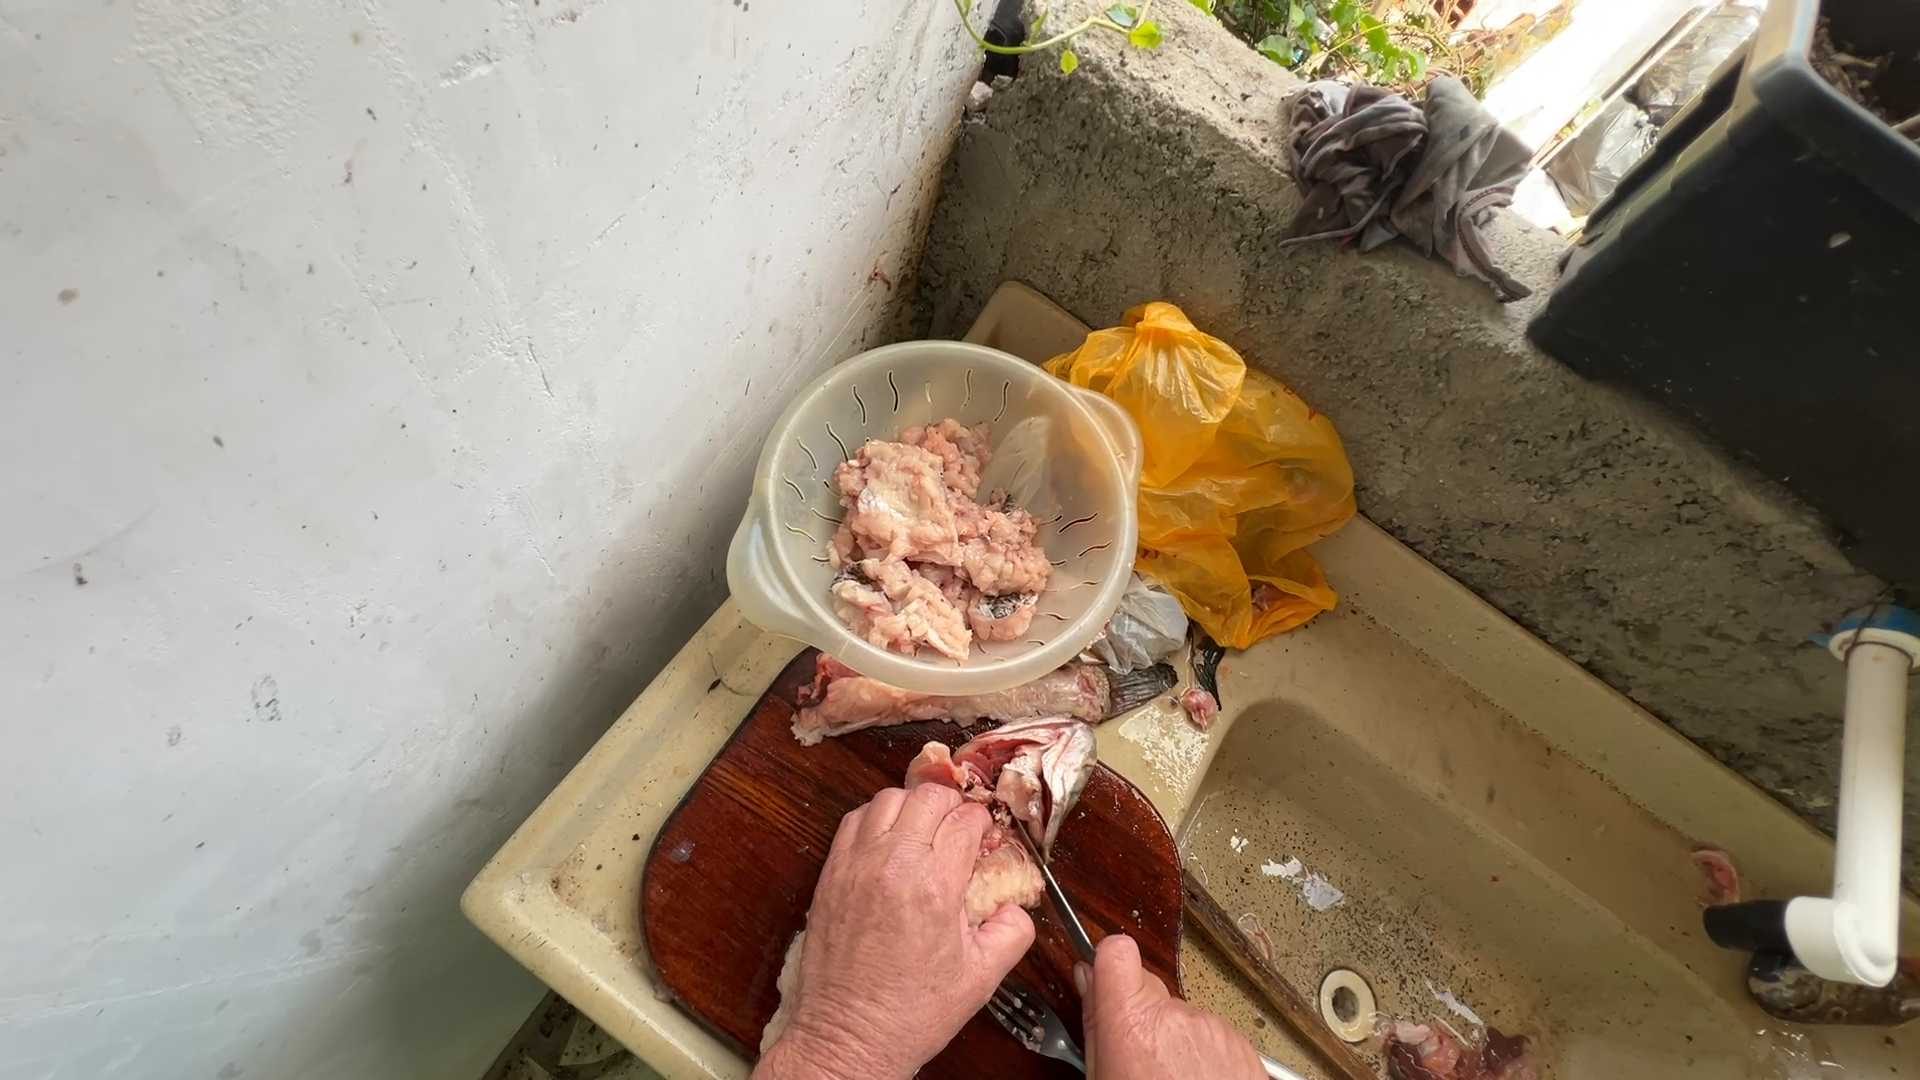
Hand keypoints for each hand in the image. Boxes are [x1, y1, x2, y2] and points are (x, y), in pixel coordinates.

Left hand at [755, 784, 1035, 1079]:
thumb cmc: (910, 1012)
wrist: (847, 1039)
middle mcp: (894, 863)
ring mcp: (858, 864)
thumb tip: (1016, 903)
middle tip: (958, 828)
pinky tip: (887, 839)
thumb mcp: (980, 979)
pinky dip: (875, 818)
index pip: (965, 820)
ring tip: (922, 830)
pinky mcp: (832, 872)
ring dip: (912, 806)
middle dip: (952, 805)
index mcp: (935, 885)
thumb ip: (1012, 932)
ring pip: (889, 798)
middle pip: (929, 796)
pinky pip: (854, 819)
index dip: (982, 822)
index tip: (985, 835)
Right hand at [1081, 934, 1263, 1079]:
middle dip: (1143, 1014)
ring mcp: (1212, 1029)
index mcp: (1131, 1023)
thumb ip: (1095, 1023)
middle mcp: (1174, 1016)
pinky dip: (1206, 1058)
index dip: (1109, 966)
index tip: (1107, 988)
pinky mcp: (1243, 1047)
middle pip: (1149, 989)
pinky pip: (1213, 1036)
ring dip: (1177, 1041)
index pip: (1116, 952)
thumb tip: (1086, 975)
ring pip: (1181, 1015)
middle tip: (1142, 1062)